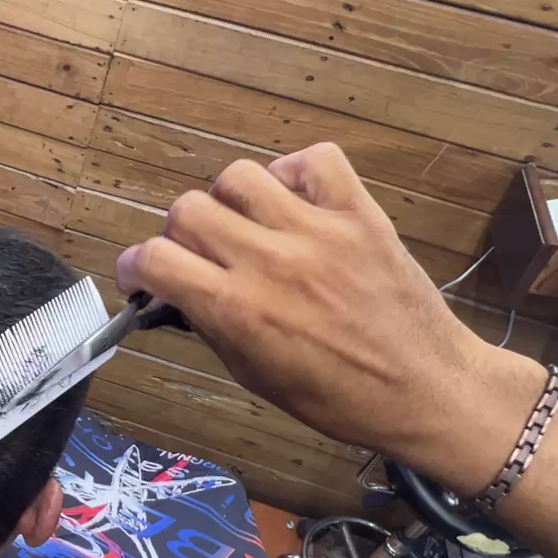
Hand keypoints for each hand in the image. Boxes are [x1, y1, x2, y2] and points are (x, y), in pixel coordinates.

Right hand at [115, 143, 545, 492]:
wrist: (424, 389)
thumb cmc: (331, 397)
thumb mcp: (250, 373)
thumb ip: (207, 323)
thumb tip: (174, 292)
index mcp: (235, 308)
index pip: (154, 259)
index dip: (133, 267)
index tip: (139, 277)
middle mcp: (267, 260)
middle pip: (187, 209)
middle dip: (177, 236)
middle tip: (196, 257)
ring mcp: (316, 230)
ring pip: (238, 176)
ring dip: (226, 202)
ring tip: (243, 227)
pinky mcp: (359, 212)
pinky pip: (313, 160)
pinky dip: (291, 174)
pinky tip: (290, 204)